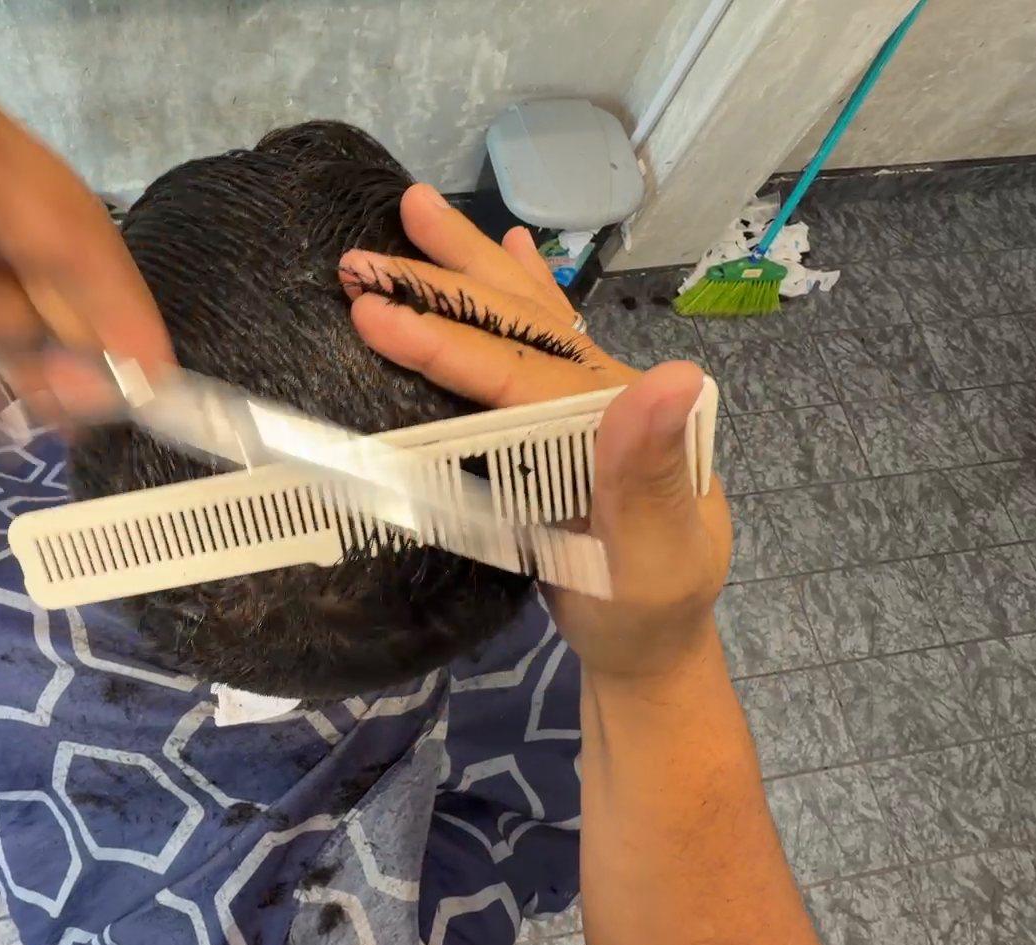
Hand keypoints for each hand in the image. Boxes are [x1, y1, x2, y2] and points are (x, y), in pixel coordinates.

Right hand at [344, 184, 731, 681]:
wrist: (650, 641)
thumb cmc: (645, 612)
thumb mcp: (654, 558)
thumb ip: (651, 474)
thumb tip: (669, 372)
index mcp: (625, 417)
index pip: (524, 368)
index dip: (447, 339)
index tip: (373, 312)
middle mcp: (610, 391)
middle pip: (522, 322)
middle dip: (442, 282)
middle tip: (366, 251)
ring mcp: (591, 401)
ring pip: (527, 317)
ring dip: (471, 264)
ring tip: (422, 212)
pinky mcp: (570, 420)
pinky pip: (542, 344)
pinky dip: (523, 291)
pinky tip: (510, 251)